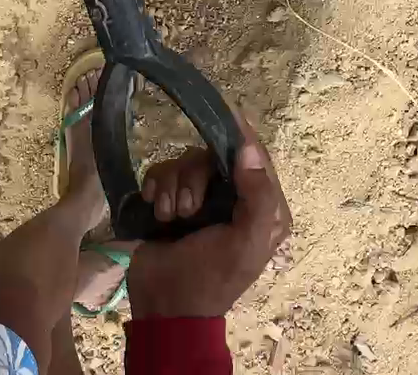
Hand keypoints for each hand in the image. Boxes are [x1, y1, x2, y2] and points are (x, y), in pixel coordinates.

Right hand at [126, 115, 290, 318]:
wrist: (164, 308)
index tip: (227, 110)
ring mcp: (200, 195)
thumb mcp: (244, 244)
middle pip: (214, 154)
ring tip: (170, 216)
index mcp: (262, 205)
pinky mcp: (170, 197)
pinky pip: (162, 169)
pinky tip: (155, 209)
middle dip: (195, 176)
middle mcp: (233, 194)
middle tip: (188, 208)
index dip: (241, 135)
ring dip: (174, 186)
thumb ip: (257, 197)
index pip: (256, 156)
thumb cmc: (211, 279)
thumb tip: (249, 149)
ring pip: (186, 160)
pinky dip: (157, 187)